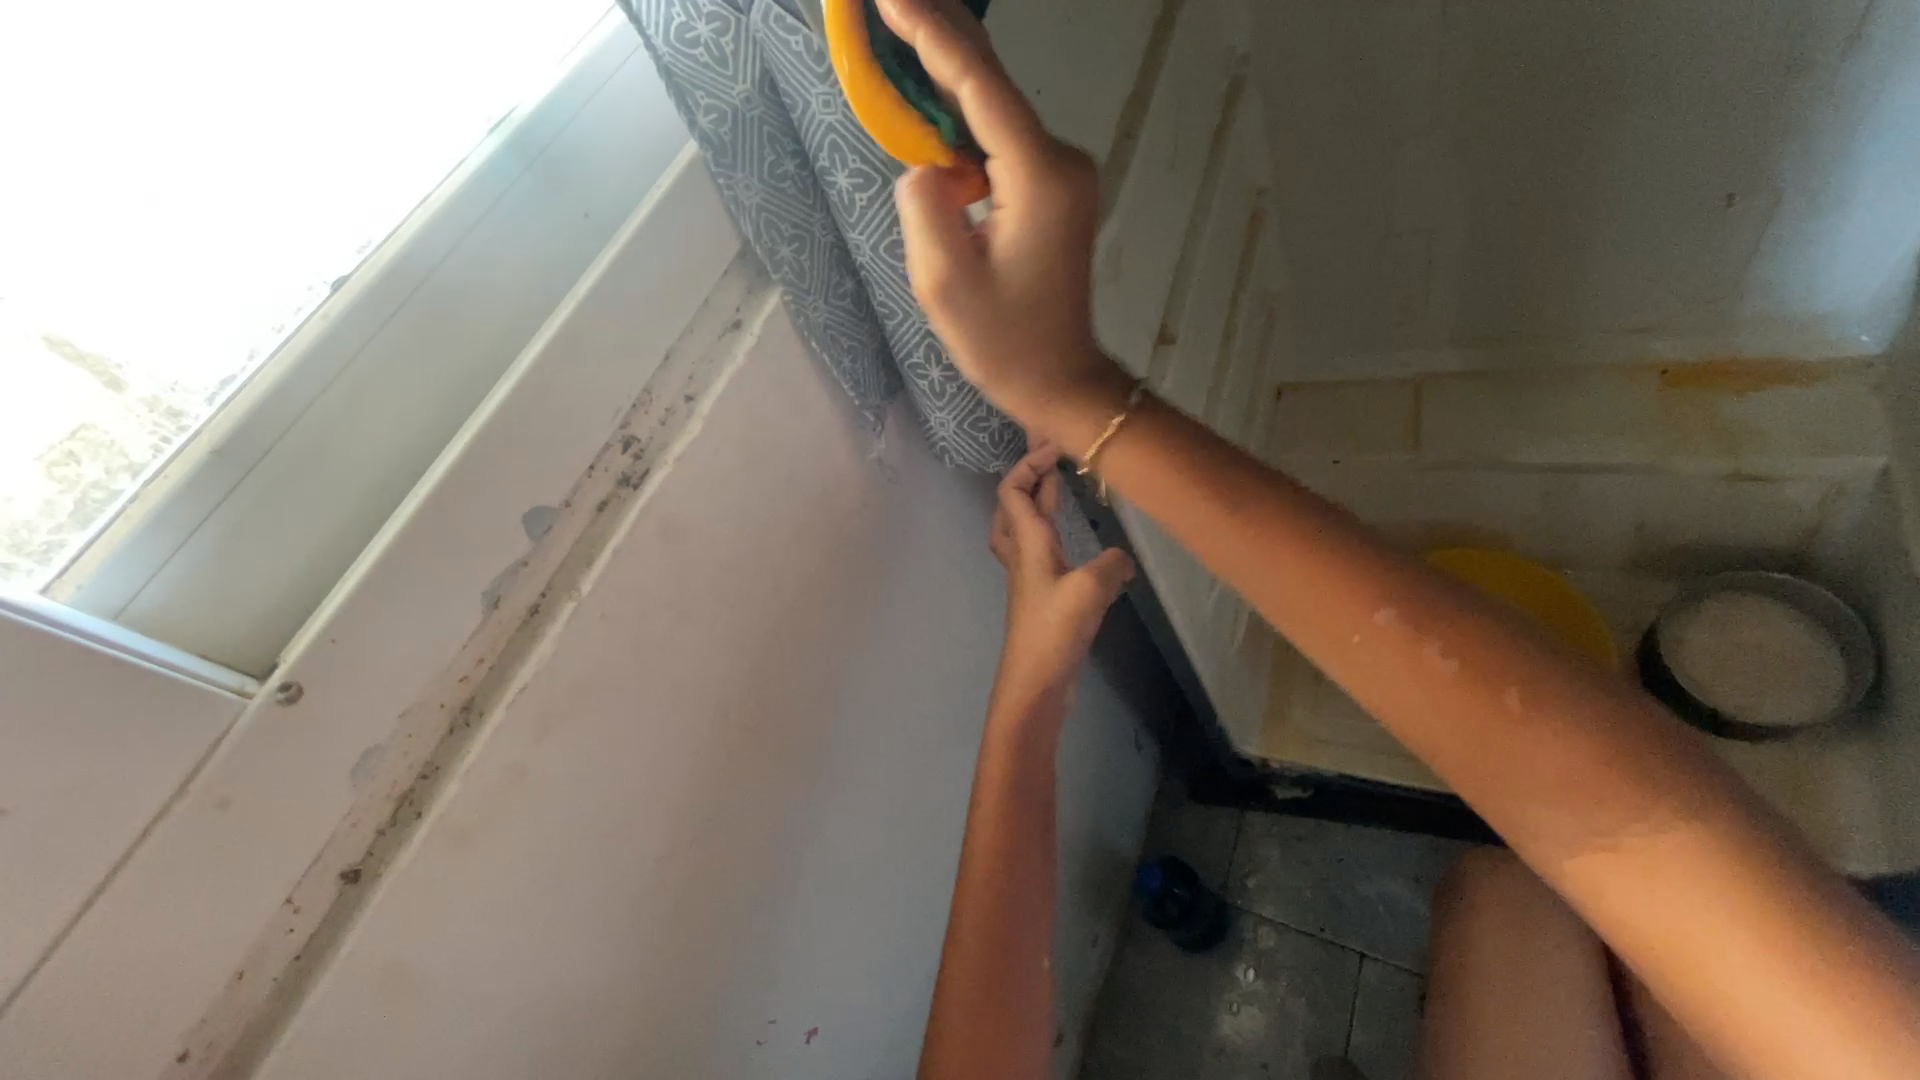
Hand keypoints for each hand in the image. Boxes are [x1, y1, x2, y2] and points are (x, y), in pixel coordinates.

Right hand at [879, 0, 1132, 449]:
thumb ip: (924, 206)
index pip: (980, 86)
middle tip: (889, 3)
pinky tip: (931, 107)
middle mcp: (1061, 160)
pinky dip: (963, 122)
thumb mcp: (945, 284)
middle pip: (993, 82)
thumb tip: (927, 166)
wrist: (1059, 378)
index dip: (931, 33)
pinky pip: (1002, 140)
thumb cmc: (1004, 344)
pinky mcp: (1056, 189)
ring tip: (899, 39)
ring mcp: (1064, 173)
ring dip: (947, 78)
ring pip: (996, 109)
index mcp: (1038, 178)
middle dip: (940, 36)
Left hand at [987, 442, 1135, 715]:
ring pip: (1023, 529)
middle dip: (1031, 476)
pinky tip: (1081, 543)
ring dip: (1038, 503)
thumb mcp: (1090, 590)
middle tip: (1054, 455)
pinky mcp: (1041, 598)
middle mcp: (1022, 555)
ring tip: (1061, 487)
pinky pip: (1041, 552)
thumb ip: (1111, 565)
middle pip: (1014, 505)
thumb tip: (1122, 560)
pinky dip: (1054, 534)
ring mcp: (1029, 578)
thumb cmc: (1053, 632)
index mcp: (1027, 544)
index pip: (1013, 490)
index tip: (1056, 446)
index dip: (1029, 463)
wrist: (1035, 684)